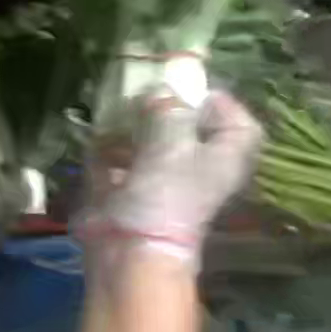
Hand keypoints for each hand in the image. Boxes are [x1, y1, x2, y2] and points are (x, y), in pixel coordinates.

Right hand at [77, 89, 261, 272]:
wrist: (128, 244)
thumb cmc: (165, 193)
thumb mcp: (173, 144)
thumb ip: (169, 112)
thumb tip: (159, 91)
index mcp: (224, 156)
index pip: (234, 121)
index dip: (216, 102)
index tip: (185, 87)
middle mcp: (195, 166)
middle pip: (186, 130)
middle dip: (163, 112)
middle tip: (141, 95)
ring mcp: (159, 180)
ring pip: (148, 144)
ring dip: (131, 129)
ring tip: (114, 112)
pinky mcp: (125, 191)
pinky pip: (118, 162)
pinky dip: (107, 150)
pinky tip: (96, 138)